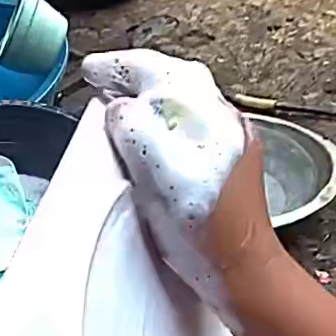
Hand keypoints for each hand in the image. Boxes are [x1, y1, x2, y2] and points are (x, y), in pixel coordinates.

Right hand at [82, 50, 281, 317]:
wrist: (243, 268)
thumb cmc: (206, 229)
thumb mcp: (161, 176)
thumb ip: (136, 131)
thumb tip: (118, 110)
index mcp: (203, 114)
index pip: (156, 71)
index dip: (119, 67)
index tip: (92, 71)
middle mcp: (219, 119)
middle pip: (172, 80)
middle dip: (135, 75)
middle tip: (103, 79)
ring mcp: (225, 142)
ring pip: (181, 102)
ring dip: (147, 97)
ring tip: (119, 103)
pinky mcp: (223, 166)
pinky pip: (186, 127)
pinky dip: (161, 121)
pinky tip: (149, 138)